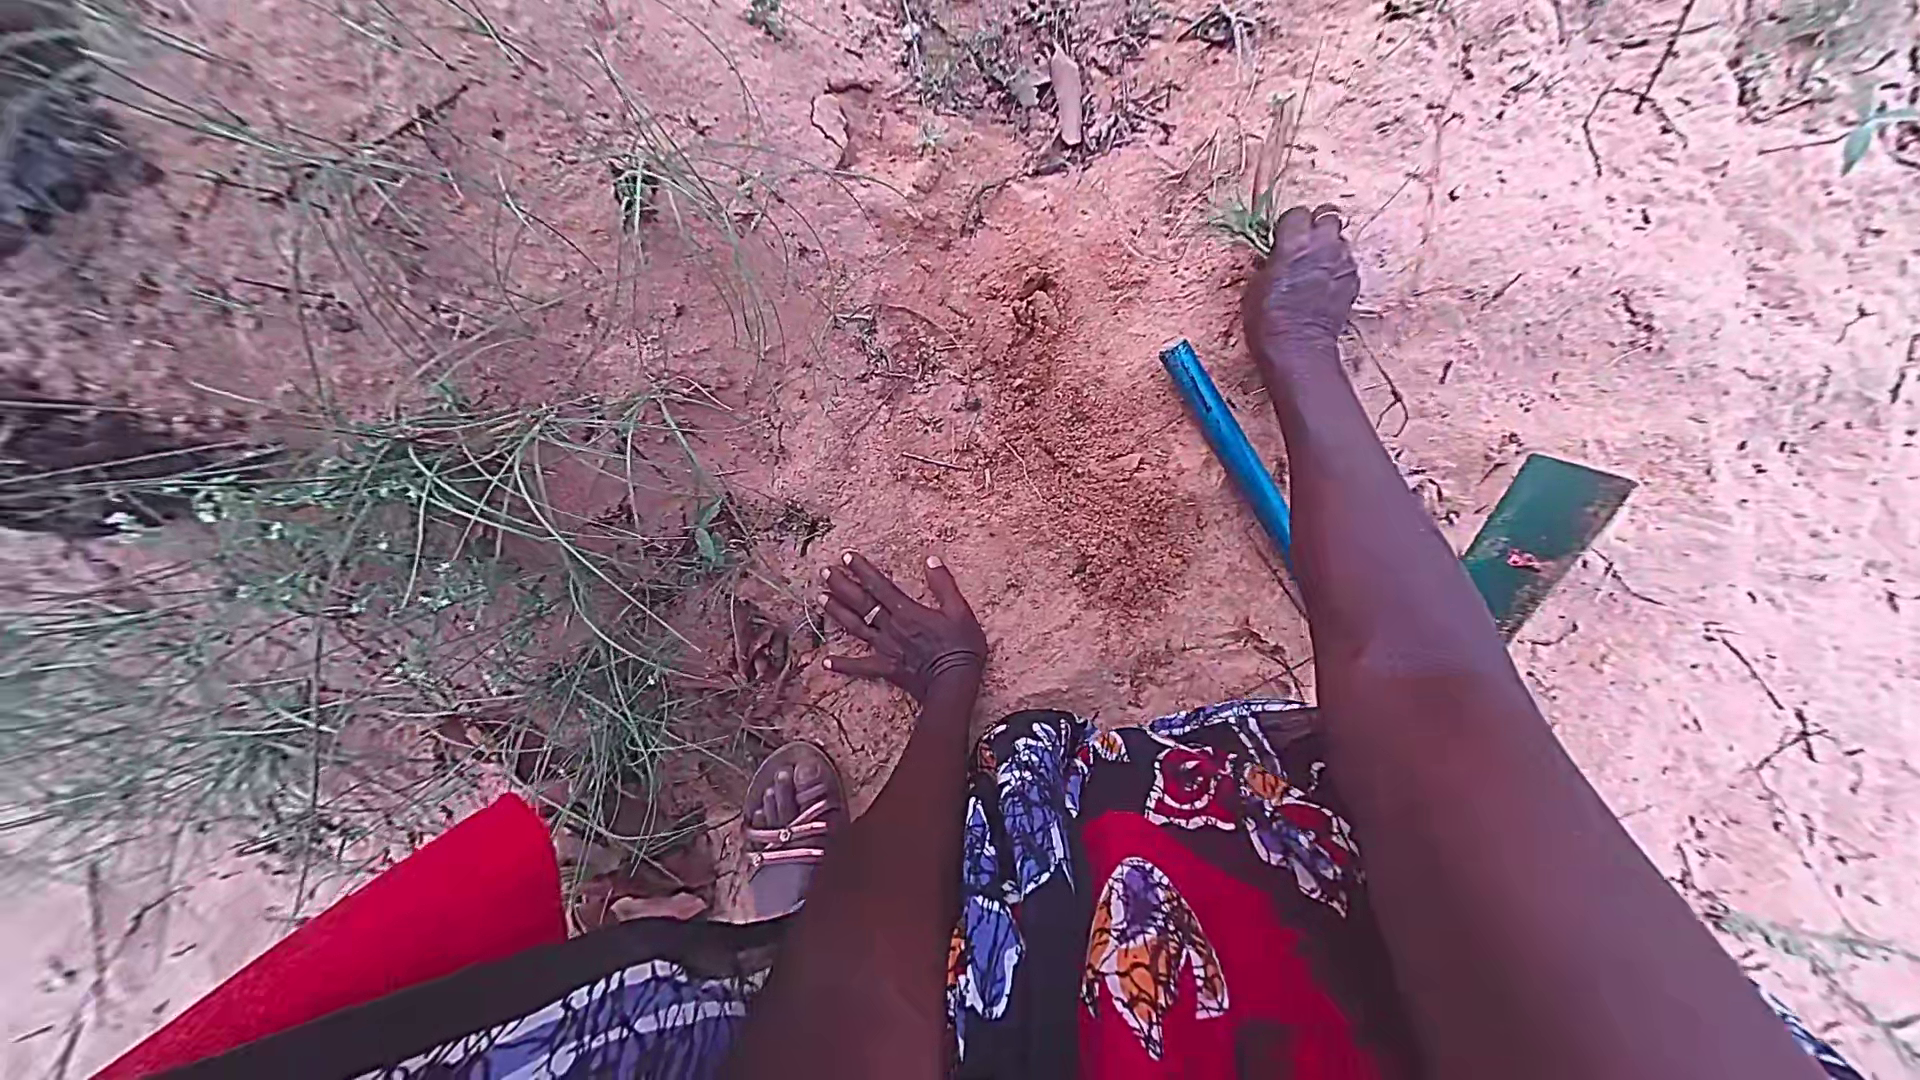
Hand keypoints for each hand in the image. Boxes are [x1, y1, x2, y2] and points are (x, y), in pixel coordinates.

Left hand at [818, 552, 987, 702]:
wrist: (955, 683)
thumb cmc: (961, 647)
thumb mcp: (959, 610)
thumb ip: (943, 584)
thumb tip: (931, 560)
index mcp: (907, 611)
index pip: (879, 586)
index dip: (862, 570)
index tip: (846, 557)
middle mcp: (890, 627)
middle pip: (861, 603)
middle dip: (842, 586)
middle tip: (824, 572)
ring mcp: (885, 649)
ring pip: (856, 627)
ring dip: (837, 613)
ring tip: (820, 599)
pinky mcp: (886, 669)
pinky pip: (860, 667)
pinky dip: (842, 665)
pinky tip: (825, 661)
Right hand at [1242, 204, 1359, 355]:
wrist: (1296, 346)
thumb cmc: (1267, 320)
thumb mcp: (1255, 286)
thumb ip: (1270, 262)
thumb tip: (1275, 257)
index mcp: (1293, 243)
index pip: (1297, 214)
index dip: (1289, 225)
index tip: (1282, 238)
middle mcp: (1323, 245)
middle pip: (1328, 216)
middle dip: (1316, 226)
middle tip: (1304, 245)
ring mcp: (1342, 261)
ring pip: (1339, 240)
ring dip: (1328, 249)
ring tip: (1314, 270)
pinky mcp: (1353, 279)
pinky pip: (1347, 264)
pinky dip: (1336, 270)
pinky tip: (1323, 288)